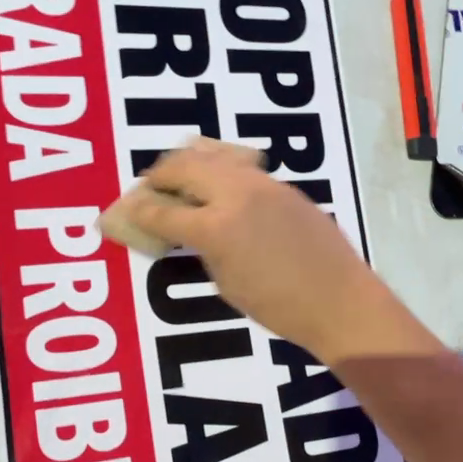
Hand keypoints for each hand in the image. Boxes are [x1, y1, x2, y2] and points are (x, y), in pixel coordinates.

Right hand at [125, 140, 438, 364]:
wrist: (340, 301)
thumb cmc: (279, 307)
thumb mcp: (226, 284)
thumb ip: (201, 249)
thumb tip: (187, 231)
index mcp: (216, 226)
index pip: (163, 211)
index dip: (137, 212)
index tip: (121, 212)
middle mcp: (236, 193)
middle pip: (184, 166)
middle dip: (159, 176)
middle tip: (148, 189)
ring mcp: (263, 184)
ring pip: (214, 154)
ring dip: (190, 163)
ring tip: (179, 178)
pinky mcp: (284, 187)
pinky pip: (241, 165)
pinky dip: (219, 169)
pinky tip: (218, 186)